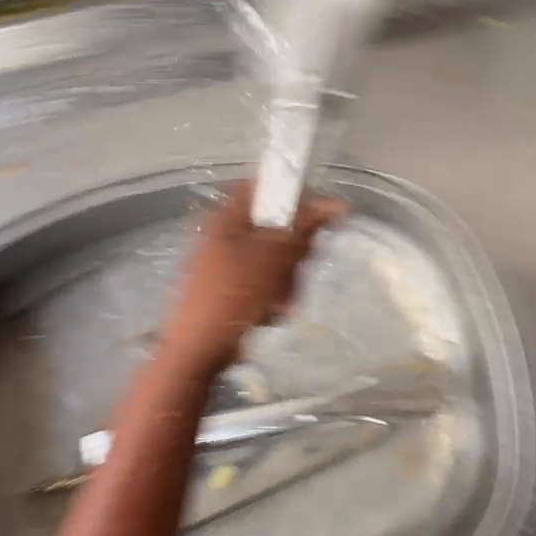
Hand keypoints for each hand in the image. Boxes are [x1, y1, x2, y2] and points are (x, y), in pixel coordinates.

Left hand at [161, 180, 344, 374]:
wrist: (198, 349)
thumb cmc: (235, 295)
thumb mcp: (275, 257)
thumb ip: (305, 227)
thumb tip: (337, 204)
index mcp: (226, 217)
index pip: (263, 186)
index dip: (293, 195)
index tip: (316, 216)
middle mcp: (221, 235)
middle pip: (272, 226)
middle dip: (293, 250)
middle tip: (302, 267)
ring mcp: (221, 265)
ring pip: (270, 259)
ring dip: (284, 279)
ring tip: (282, 302)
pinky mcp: (225, 291)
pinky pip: (259, 283)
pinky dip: (270, 295)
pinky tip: (271, 314)